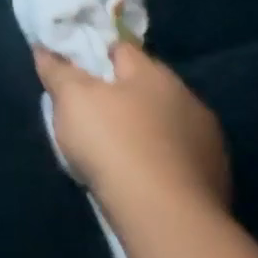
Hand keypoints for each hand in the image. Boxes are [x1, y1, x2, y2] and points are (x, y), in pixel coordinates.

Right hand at [33, 44, 230, 213]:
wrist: (163, 210)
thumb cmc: (111, 140)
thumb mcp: (70, 97)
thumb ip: (57, 69)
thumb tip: (45, 48)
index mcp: (155, 75)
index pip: (119, 48)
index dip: (91, 52)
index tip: (67, 66)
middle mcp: (188, 99)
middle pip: (141, 84)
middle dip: (113, 90)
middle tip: (79, 105)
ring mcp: (207, 138)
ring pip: (159, 117)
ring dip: (136, 121)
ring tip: (105, 139)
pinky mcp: (212, 171)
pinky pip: (172, 148)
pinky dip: (152, 150)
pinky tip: (132, 164)